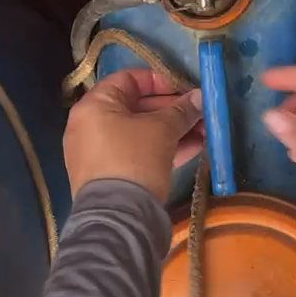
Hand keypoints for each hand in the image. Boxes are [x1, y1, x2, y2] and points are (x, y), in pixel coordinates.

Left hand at [65, 69, 204, 200]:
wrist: (118, 217)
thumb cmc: (135, 158)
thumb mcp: (162, 129)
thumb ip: (182, 110)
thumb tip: (200, 98)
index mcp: (95, 105)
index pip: (128, 79)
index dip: (159, 80)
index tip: (184, 89)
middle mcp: (91, 125)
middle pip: (137, 107)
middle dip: (173, 109)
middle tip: (200, 112)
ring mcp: (99, 152)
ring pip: (141, 132)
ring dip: (174, 130)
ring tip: (204, 132)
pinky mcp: (111, 174)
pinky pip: (138, 152)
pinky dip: (163, 148)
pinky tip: (194, 148)